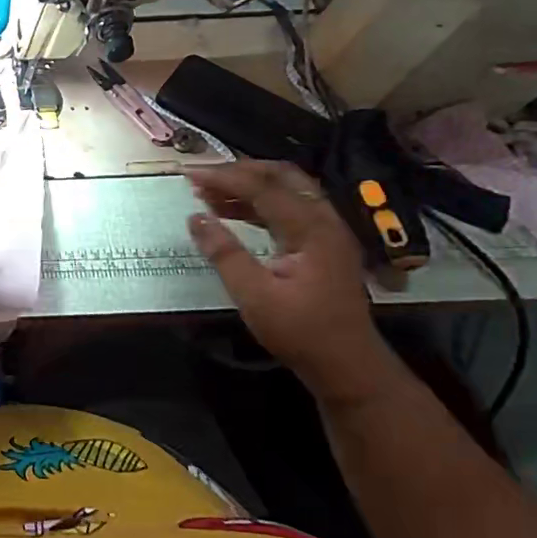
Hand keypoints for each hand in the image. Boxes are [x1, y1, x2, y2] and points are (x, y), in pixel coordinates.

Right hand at [185, 161, 383, 376]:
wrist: (347, 365)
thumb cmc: (301, 333)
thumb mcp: (254, 296)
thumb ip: (224, 253)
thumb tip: (195, 218)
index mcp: (311, 228)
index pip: (263, 187)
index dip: (223, 177)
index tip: (188, 174)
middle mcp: (324, 220)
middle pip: (281, 177)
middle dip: (238, 172)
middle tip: (202, 178)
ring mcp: (326, 232)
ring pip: (286, 192)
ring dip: (247, 188)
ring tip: (209, 194)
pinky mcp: (321, 245)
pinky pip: (288, 210)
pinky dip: (258, 206)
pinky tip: (232, 214)